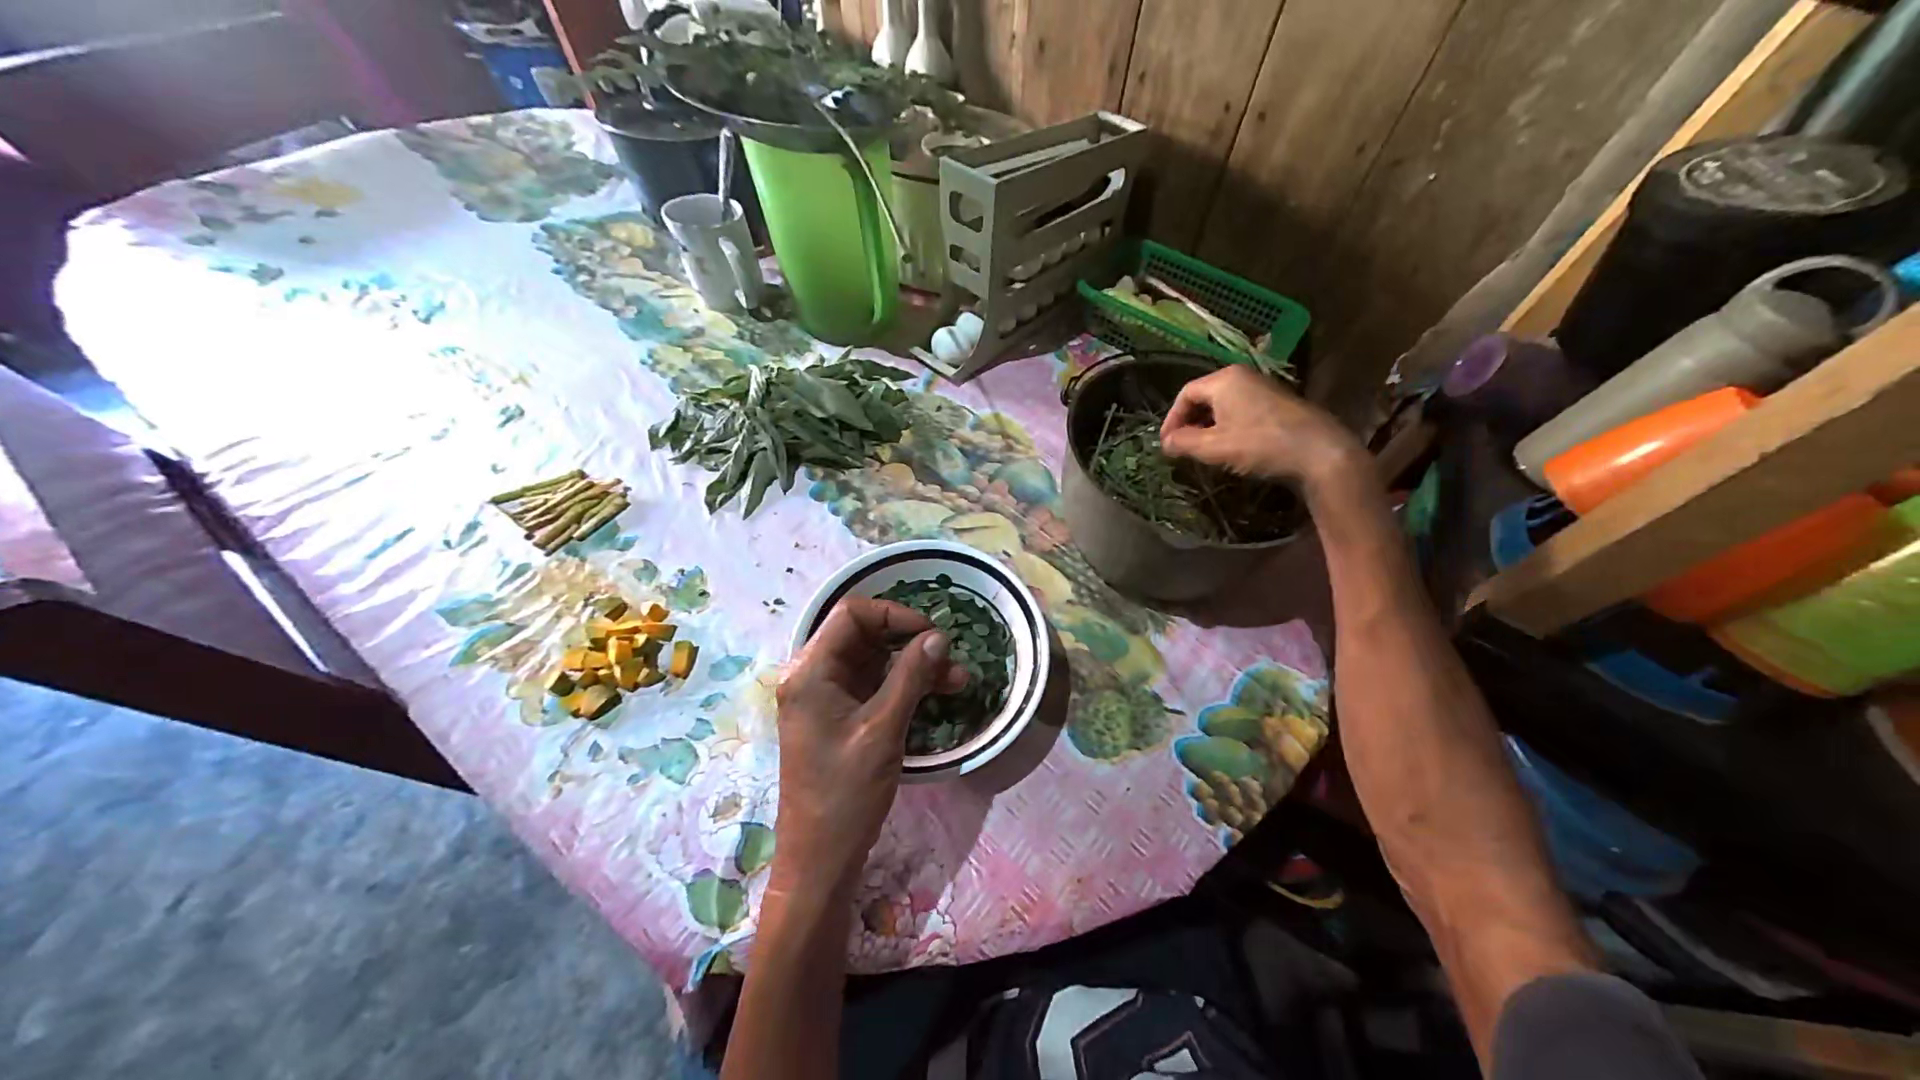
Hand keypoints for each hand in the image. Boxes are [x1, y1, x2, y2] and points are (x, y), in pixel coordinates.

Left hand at [772, 597, 965, 894]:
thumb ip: (911, 677)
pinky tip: (940, 693)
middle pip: (865, 636)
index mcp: (811, 671)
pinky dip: (905, 687)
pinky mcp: (840, 718)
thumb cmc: (845, 794)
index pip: (851, 614)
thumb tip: (938, 636)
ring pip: (875, 662)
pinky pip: (874, 687)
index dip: (894, 614)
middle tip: (950, 658)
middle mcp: (814, 676)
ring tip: (958, 680)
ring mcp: (827, 698)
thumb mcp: (882, 730)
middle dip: (910, 642)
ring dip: (914, 666)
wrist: (820, 858)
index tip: (931, 633)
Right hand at [1159, 365, 1366, 491]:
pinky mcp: (1279, 403)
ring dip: (1208, 426)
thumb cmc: (1260, 444)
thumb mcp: (1214, 447)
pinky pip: (1242, 409)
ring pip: (1224, 404)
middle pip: (1204, 396)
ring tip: (1203, 450)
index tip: (1166, 444)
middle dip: (1189, 422)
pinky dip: (1229, 426)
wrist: (1319, 452)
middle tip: (1182, 448)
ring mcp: (1264, 388)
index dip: (1171, 420)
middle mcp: (1243, 376)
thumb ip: (1184, 443)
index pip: (1185, 394)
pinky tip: (1231, 447)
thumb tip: (1166, 442)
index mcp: (1224, 380)